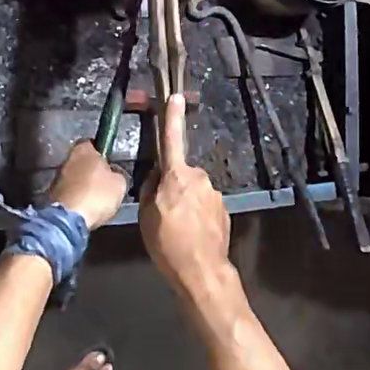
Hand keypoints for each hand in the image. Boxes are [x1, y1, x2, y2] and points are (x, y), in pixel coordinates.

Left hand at [49, 140, 128, 229]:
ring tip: (95, 201)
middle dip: (91, 172)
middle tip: (104, 184)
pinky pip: (68, 193)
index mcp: (82, 149)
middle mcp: (66, 158)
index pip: (93, 144)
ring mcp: (56, 177)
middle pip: (82, 162)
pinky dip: (75, 199)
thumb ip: (117, 174)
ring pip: (74, 178)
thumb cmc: (97, 195)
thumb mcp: (120, 184)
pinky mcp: (51, 194)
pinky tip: (84, 209)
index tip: (109, 166)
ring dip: (82, 186)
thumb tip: (113, 175)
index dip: (102, 154)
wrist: (69, 219)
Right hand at [138, 95, 231, 298]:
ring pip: (193, 191)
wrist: (202, 272)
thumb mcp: (145, 215)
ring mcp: (214, 195)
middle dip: (172, 185)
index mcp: (177, 176)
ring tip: (176, 230)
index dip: (172, 117)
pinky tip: (190, 235)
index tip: (175, 96)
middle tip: (161, 212)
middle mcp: (200, 178)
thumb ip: (149, 189)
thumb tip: (156, 178)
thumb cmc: (167, 243)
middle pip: (180, 174)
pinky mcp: (224, 211)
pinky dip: (196, 216)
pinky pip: (204, 206)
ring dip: (185, 203)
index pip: (172, 139)